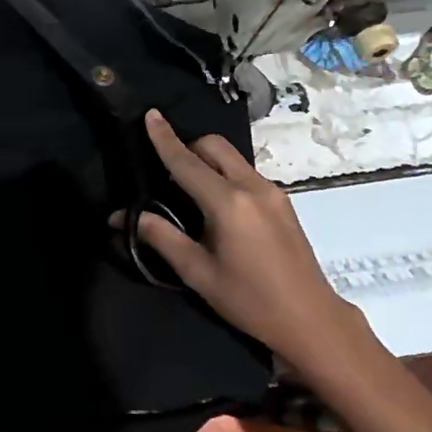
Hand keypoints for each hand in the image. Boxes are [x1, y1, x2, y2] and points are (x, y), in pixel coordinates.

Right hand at [126, 110, 365, 366]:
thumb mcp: (199, 273)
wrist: (309, 316)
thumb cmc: (249, 300)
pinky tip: (219, 207)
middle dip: (189, 147)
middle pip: (215, 146)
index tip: (150, 115)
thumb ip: (161, 238)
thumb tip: (123, 217)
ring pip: (233, 158)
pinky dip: (226, 176)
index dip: (164, 138)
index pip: (187, 162)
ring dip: (208, 162)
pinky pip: (247, 174)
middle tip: (168, 174)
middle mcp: (252, 186)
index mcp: (228, 203)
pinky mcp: (283, 201)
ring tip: (191, 193)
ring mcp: (272, 191)